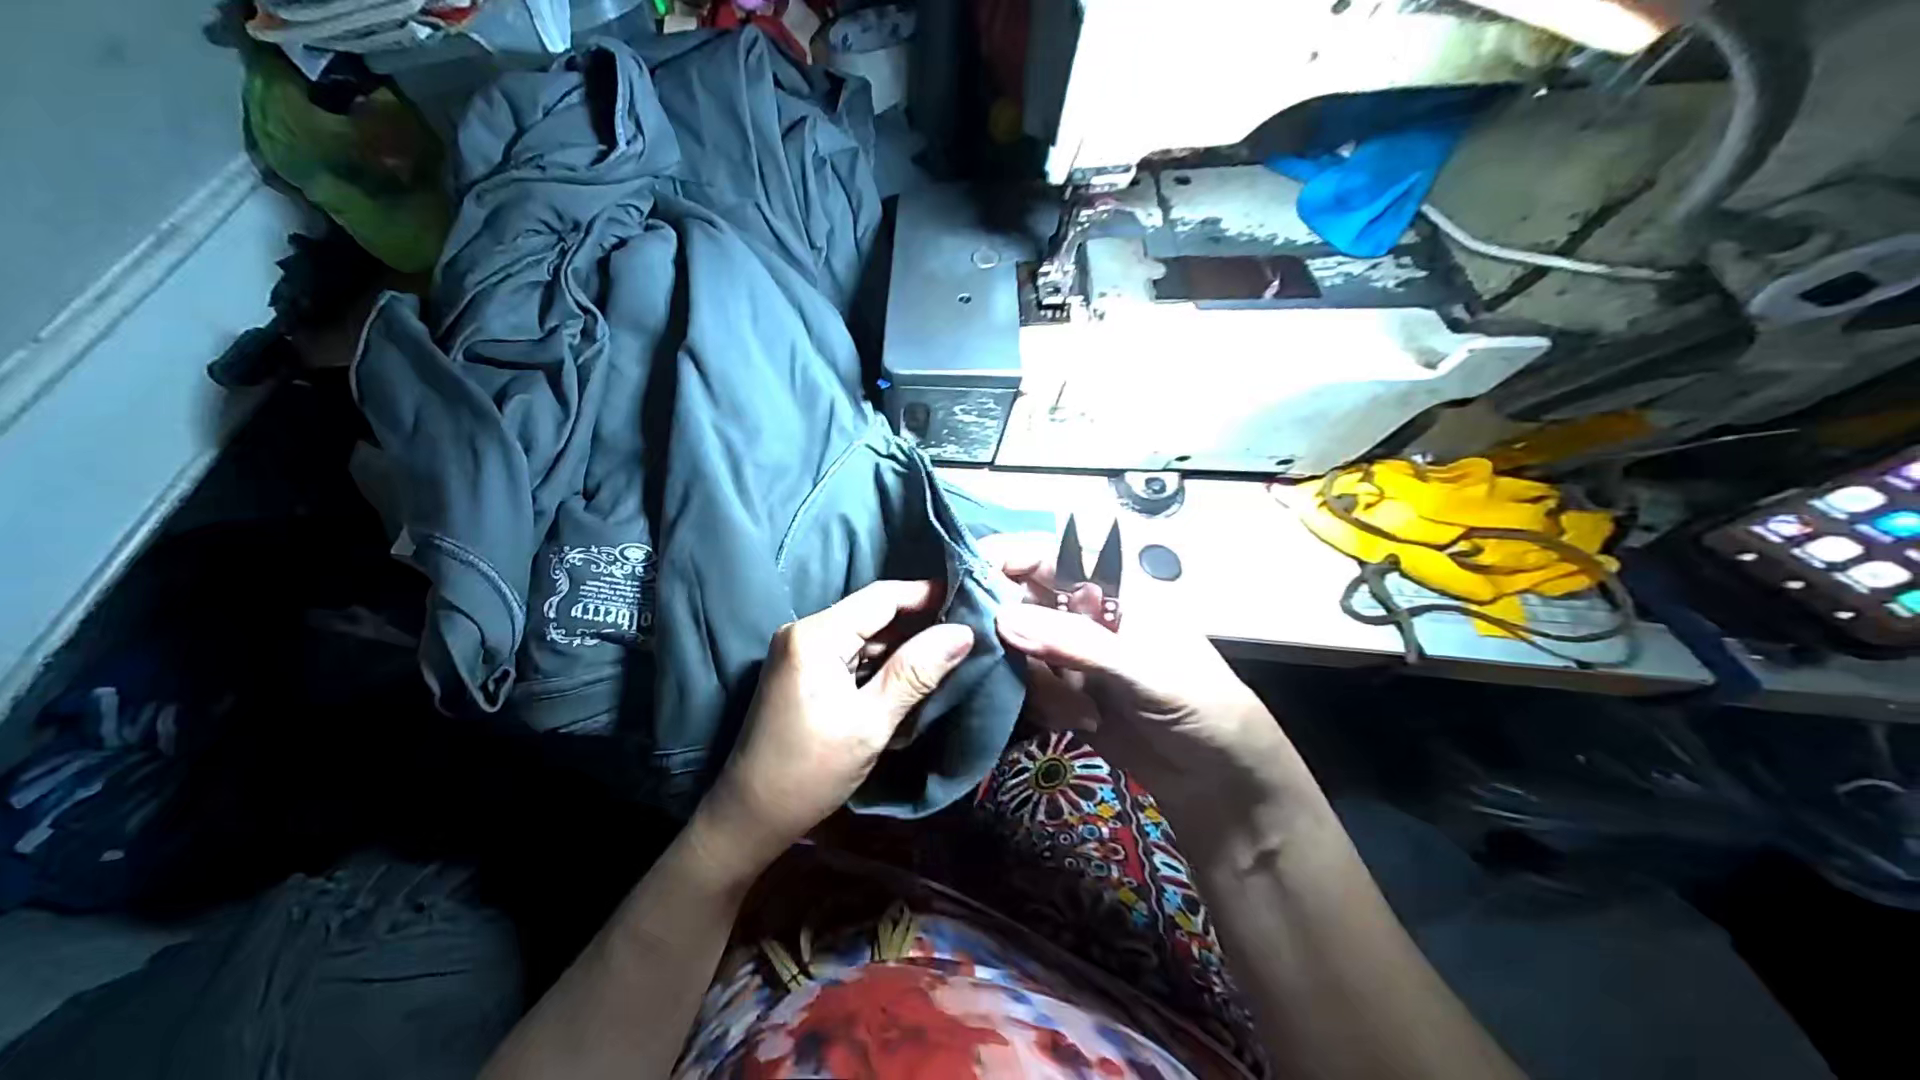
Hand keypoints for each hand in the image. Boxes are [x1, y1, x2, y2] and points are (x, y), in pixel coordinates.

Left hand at [701, 580, 975, 866]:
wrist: (751, 816)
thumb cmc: (811, 771)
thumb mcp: (871, 722)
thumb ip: (916, 672)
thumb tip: (964, 632)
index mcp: (816, 635)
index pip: (881, 598)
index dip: (926, 595)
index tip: (969, 600)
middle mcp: (805, 632)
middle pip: (873, 615)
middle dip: (919, 623)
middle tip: (967, 632)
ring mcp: (801, 652)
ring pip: (864, 636)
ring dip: (903, 646)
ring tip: (950, 652)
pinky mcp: (804, 673)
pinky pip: (851, 655)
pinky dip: (881, 664)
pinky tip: (913, 674)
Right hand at [979, 534, 1309, 819]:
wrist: (1218, 779)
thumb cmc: (1199, 704)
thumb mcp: (1144, 669)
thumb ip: (1076, 643)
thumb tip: (1005, 619)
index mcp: (1111, 591)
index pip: (1048, 559)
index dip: (1007, 562)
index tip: (970, 584)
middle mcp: (1083, 618)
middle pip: (1021, 605)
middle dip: (1013, 636)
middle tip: (1018, 665)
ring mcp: (1070, 658)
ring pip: (1018, 653)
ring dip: (1037, 684)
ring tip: (1079, 711)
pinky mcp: (1062, 697)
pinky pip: (1027, 690)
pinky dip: (1042, 707)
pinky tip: (1077, 723)